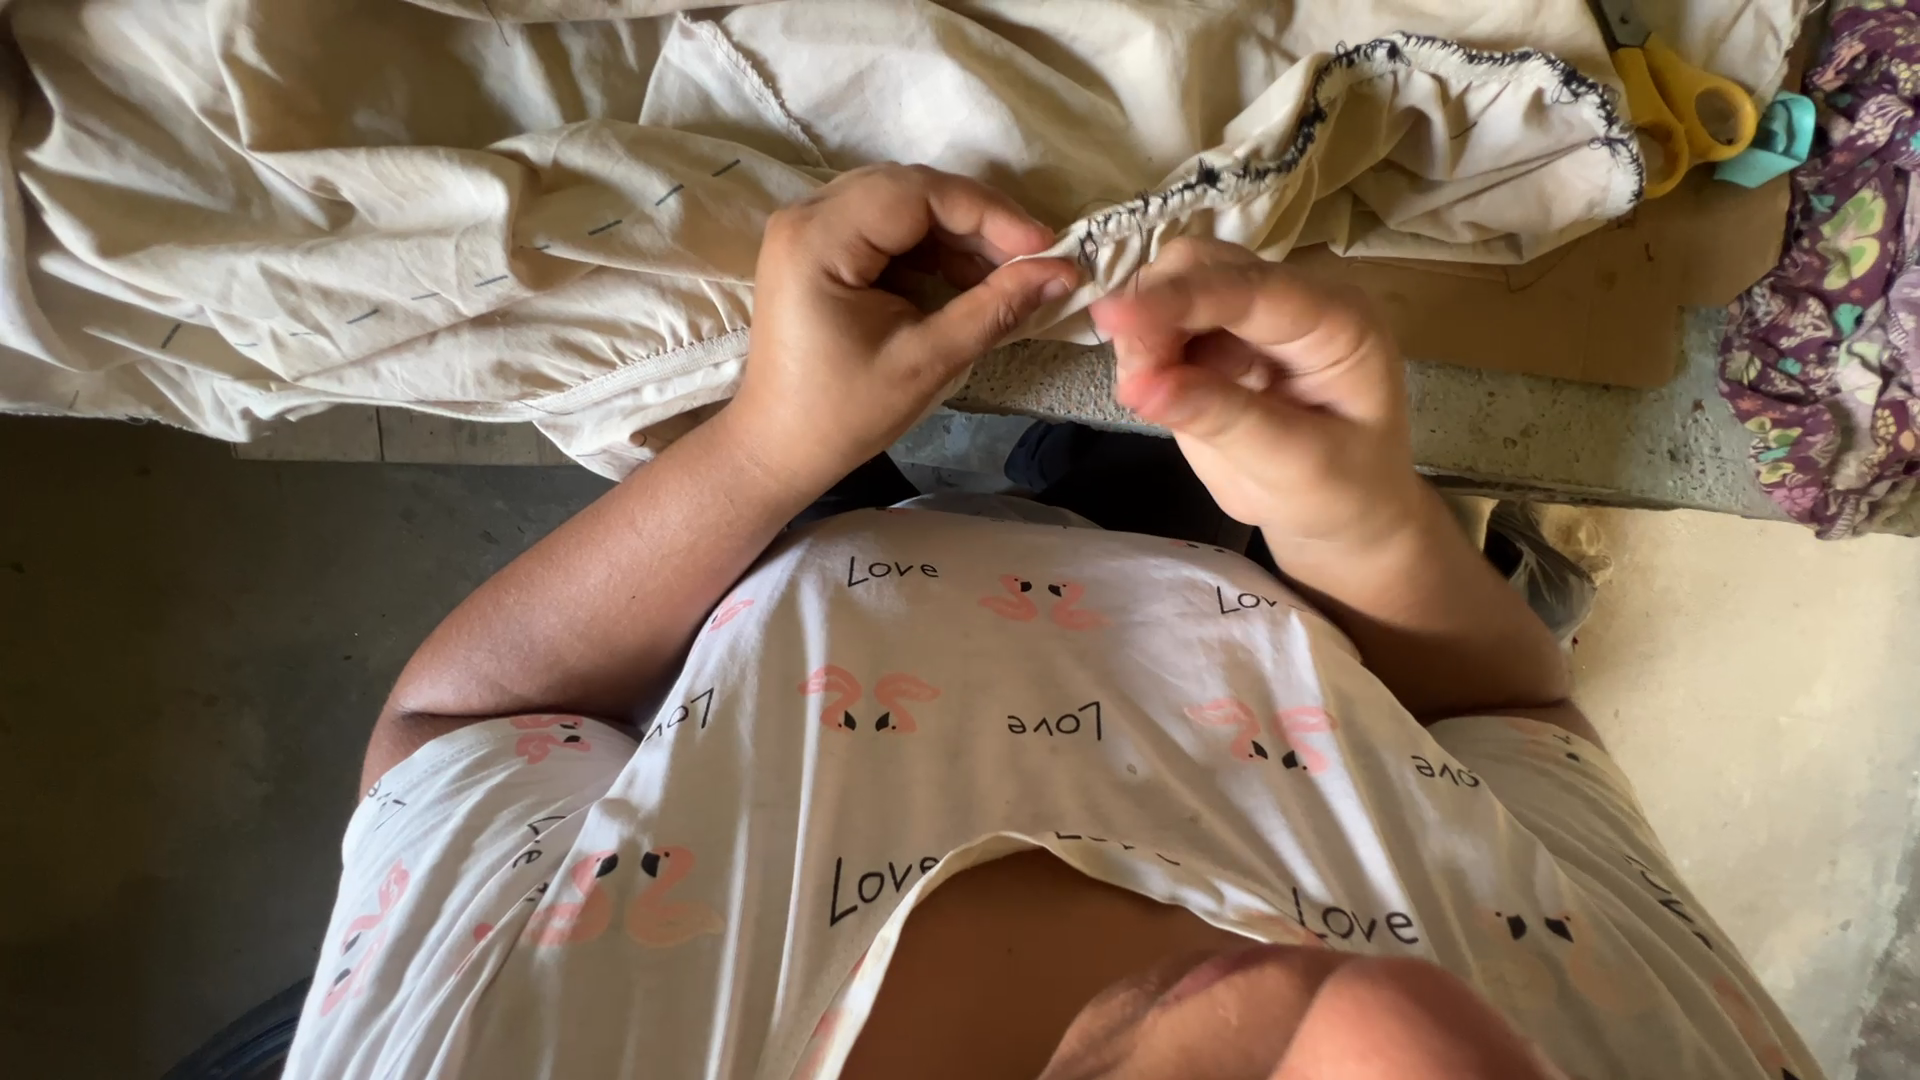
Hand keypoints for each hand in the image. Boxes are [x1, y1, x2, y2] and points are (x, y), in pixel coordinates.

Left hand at [723, 164, 1080, 494]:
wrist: (781, 447)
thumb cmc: (844, 415)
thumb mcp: (925, 362)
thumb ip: (993, 310)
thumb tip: (1061, 273)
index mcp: (819, 241)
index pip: (916, 192)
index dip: (987, 213)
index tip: (1044, 246)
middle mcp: (806, 217)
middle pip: (909, 190)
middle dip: (976, 222)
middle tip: (1032, 258)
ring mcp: (808, 230)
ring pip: (901, 206)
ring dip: (957, 236)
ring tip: (1007, 273)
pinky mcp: (819, 250)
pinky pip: (886, 230)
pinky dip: (931, 251)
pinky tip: (967, 279)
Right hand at [1090, 237, 1425, 553]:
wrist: (1336, 511)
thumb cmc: (1338, 490)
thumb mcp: (1293, 466)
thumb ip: (1222, 420)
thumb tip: (1140, 387)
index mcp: (1335, 321)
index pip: (1249, 291)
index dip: (1178, 299)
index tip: (1111, 316)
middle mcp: (1289, 302)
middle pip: (1201, 266)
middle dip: (1152, 312)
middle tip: (1135, 384)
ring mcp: (1246, 318)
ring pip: (1169, 287)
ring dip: (1139, 334)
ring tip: (1146, 396)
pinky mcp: (1211, 342)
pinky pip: (1157, 326)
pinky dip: (1139, 352)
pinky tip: (1152, 393)